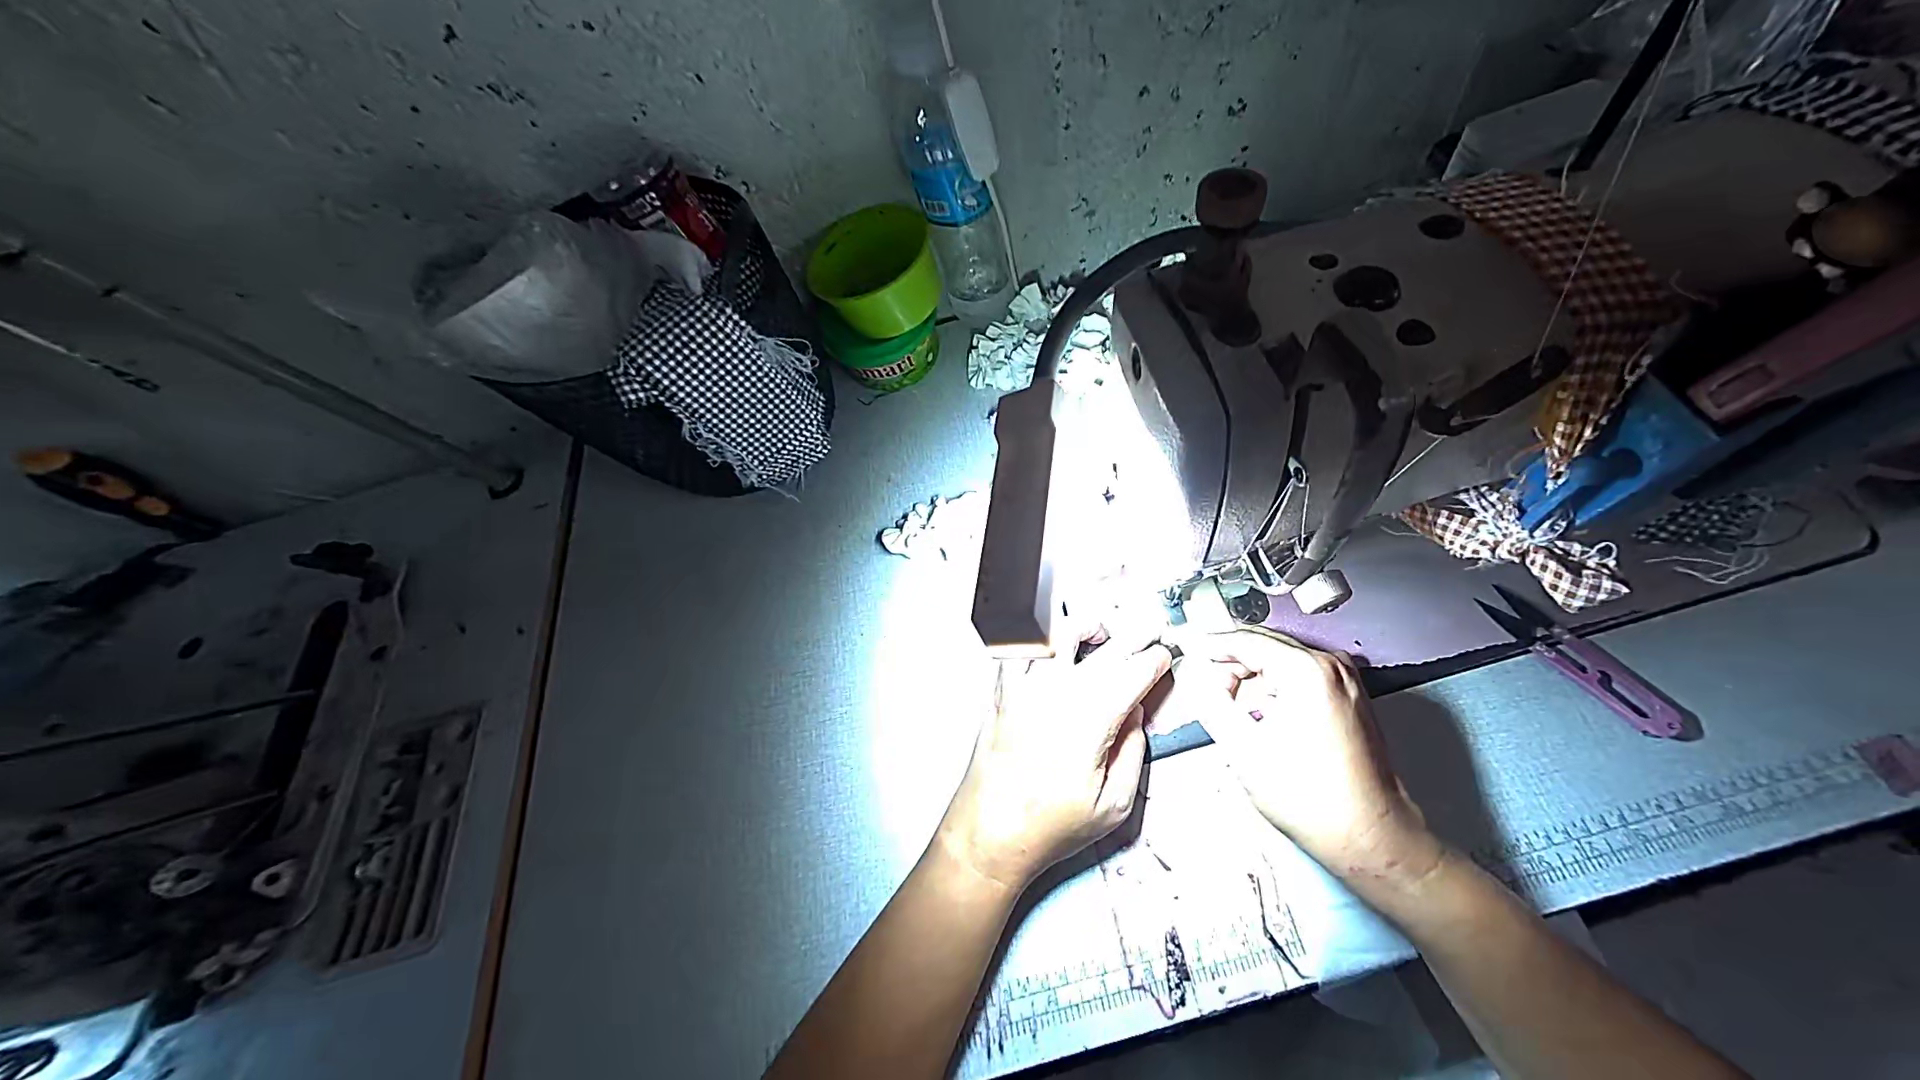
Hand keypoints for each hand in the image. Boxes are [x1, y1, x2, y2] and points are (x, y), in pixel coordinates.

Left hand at [934, 628, 1172, 891]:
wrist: (989, 831)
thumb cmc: (1043, 825)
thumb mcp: (1113, 805)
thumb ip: (1133, 752)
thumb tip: (1136, 719)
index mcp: (1091, 718)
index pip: (1134, 670)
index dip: (1154, 659)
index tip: (1161, 658)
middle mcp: (1056, 693)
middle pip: (1104, 645)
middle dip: (1133, 635)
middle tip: (1145, 634)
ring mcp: (1024, 687)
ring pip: (1058, 633)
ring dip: (1085, 627)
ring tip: (1098, 634)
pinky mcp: (1001, 691)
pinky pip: (1022, 648)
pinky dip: (1041, 639)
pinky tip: (1052, 649)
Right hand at [1195, 629, 1444, 888]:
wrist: (1369, 835)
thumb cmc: (1310, 797)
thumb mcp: (1242, 747)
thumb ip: (1210, 701)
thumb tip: (1193, 675)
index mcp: (1306, 671)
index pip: (1246, 640)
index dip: (1210, 645)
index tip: (1187, 650)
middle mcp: (1332, 666)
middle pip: (1265, 644)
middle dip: (1230, 659)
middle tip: (1203, 681)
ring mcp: (1347, 680)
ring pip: (1283, 658)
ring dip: (1252, 672)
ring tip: (1228, 699)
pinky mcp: (1352, 696)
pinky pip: (1302, 674)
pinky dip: (1276, 683)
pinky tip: (1260, 708)